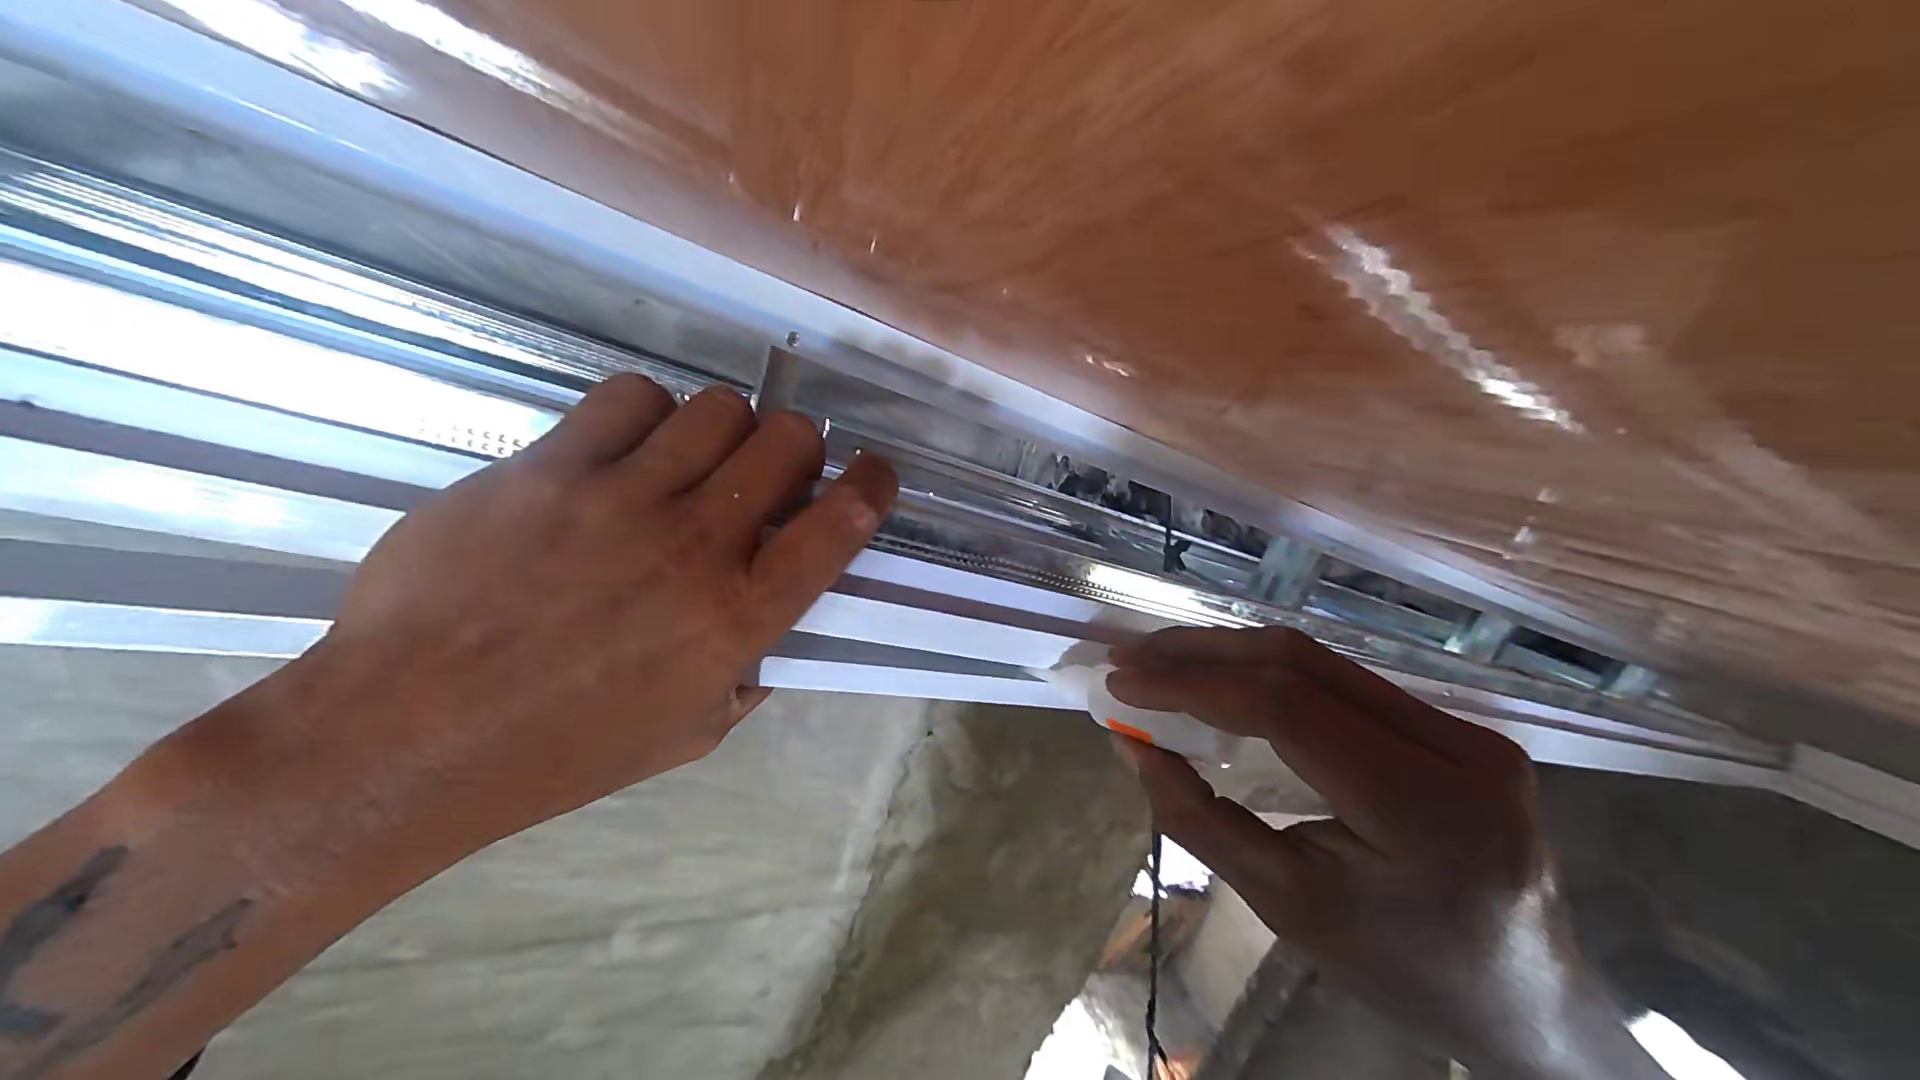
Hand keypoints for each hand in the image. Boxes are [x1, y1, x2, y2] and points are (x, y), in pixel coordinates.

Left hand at [0, 374, 897, 1079]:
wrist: (404, 739)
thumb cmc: (563, 752)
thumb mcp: (691, 732)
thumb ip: (751, 669)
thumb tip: (775, 620)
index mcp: (739, 616)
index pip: (842, 521)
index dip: (874, 484)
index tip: (874, 474)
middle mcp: (695, 544)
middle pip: (788, 440)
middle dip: (798, 449)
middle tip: (771, 474)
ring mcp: (619, 497)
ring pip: (717, 408)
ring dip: (725, 431)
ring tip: (694, 462)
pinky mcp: (546, 469)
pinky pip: (629, 399)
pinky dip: (649, 416)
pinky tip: (628, 450)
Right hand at [1109, 627, 1662, 1079]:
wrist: (1523, 1000)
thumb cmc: (1397, 970)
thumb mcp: (1284, 905)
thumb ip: (1198, 818)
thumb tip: (1132, 744)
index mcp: (1426, 808)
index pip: (1286, 709)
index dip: (1192, 685)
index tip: (1122, 684)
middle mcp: (1460, 748)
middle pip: (1303, 663)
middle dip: (1203, 653)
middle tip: (1132, 660)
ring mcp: (1466, 730)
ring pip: (1321, 660)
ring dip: (1231, 655)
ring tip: (1162, 663)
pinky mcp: (1455, 728)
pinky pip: (1342, 681)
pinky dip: (1268, 673)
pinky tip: (1225, 680)